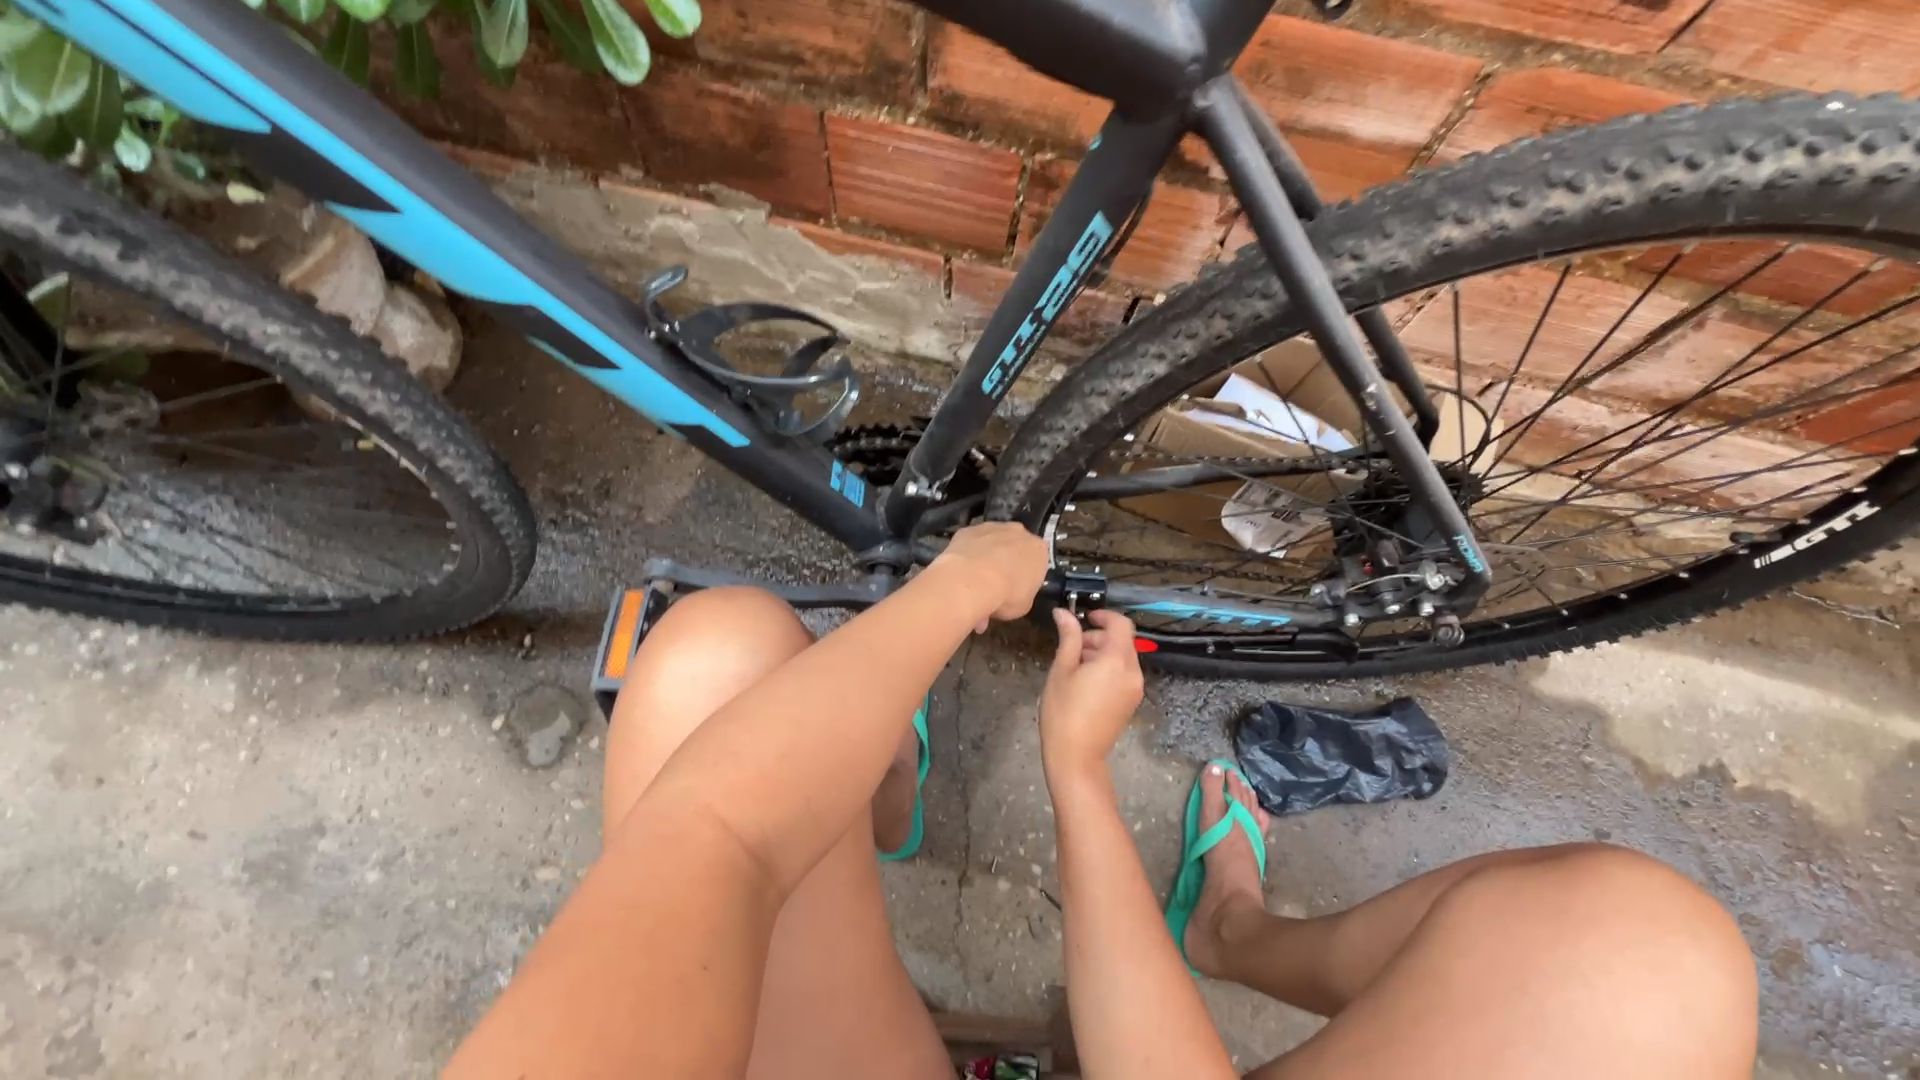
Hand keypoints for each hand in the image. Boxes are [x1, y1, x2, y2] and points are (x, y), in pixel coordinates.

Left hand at [930, 521, 1049, 628]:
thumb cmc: (1006, 595)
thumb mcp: (1024, 605)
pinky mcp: (967, 529)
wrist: (973, 581)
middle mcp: (1018, 532)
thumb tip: (1013, 596)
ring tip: (975, 581)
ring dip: (986, 556)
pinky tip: (961, 572)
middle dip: (1008, 561)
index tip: (1018, 587)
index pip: (1037, 559)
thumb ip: (1023, 594)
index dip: (1027, 574)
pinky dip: (967, 554)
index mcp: (1038, 550)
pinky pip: (971, 542)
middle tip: (997, 583)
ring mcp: (991, 527)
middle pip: (1015, 545)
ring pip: (992, 541)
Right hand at [1040, 608, 1144, 782]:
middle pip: (1122, 641)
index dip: (1103, 615)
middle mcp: (1133, 672)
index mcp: (1117, 660)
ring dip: (1102, 653)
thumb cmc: (1063, 711)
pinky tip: (1085, 682)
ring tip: (1075, 666)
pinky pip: (1123, 674)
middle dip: (1098, 637)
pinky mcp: (1131, 702)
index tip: (1083, 617)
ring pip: (1122, 658)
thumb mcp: (1061, 670)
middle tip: (1072, 647)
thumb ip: (1068, 637)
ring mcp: (1135, 689)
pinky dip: (1108, 669)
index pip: (1120, 624)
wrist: (1077, 756)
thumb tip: (1064, 613)